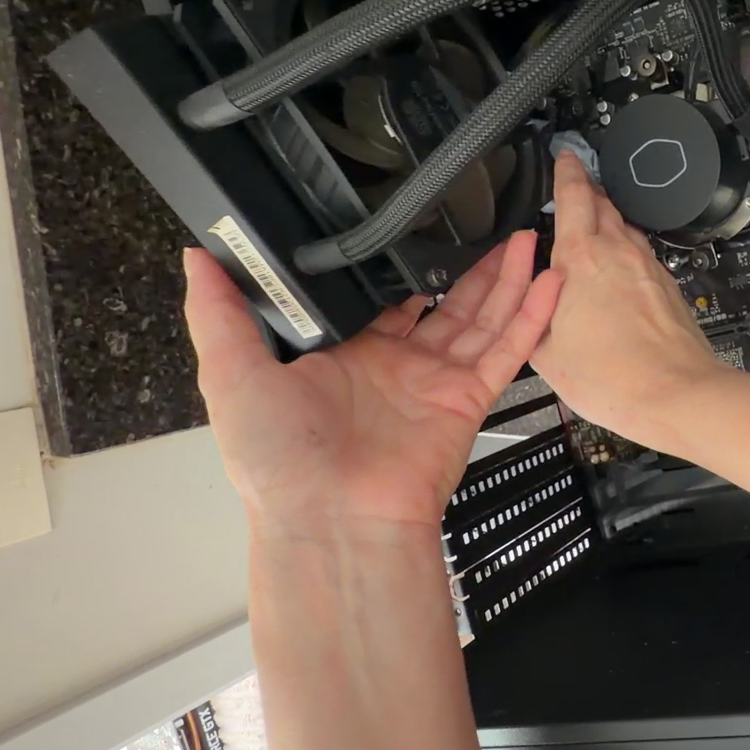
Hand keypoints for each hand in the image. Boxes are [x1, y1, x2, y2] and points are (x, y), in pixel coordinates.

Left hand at [182, 231, 561, 536]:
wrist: (330, 515)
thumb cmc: (278, 457)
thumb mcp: (231, 373)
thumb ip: (221, 313)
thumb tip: (199, 254)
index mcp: (358, 358)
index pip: (400, 308)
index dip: (420, 277)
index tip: (436, 244)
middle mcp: (406, 367)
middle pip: (455, 307)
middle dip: (482, 271)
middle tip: (507, 234)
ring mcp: (443, 382)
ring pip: (487, 319)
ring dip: (513, 281)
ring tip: (534, 241)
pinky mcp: (471, 397)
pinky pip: (507, 350)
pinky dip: (532, 317)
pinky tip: (550, 283)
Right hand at [532, 152, 730, 442]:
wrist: (677, 394)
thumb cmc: (615, 378)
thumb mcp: (546, 351)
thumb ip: (533, 314)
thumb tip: (529, 301)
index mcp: (582, 258)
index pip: (574, 195)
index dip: (568, 171)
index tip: (565, 157)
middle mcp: (621, 254)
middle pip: (603, 206)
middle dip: (587, 192)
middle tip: (574, 187)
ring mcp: (649, 269)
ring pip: (626, 230)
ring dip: (609, 222)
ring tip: (593, 230)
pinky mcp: (668, 288)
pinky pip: (643, 258)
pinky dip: (627, 254)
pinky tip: (618, 274)